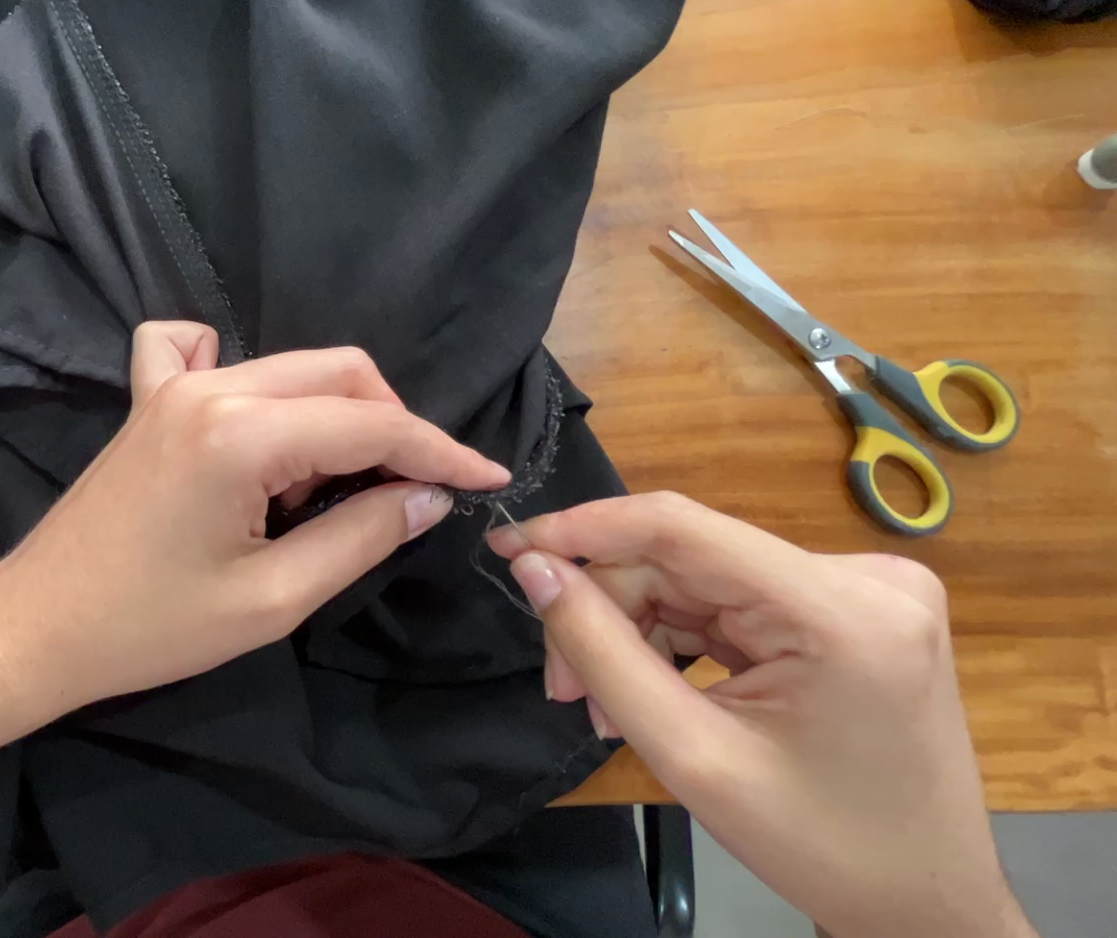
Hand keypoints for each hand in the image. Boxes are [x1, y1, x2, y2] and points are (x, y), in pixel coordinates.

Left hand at [0, 321, 509, 712]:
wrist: (41, 624)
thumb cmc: (152, 627)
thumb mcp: (272, 600)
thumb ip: (359, 538)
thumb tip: (425, 496)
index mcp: (240, 435)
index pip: (371, 423)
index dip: (440, 450)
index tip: (485, 477)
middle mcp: (209, 387)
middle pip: (336, 373)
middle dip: (391, 424)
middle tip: (409, 489)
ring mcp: (170, 384)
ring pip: (287, 367)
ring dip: (331, 413)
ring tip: (328, 487)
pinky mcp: (146, 398)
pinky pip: (197, 349)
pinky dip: (242, 370)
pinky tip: (248, 417)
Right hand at [486, 493, 1033, 937]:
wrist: (921, 903)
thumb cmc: (815, 844)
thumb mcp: (686, 751)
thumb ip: (598, 648)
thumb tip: (530, 565)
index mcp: (841, 610)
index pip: (676, 525)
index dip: (578, 528)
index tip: (504, 547)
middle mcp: (855, 576)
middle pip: (672, 559)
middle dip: (602, 615)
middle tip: (562, 686)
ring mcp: (850, 587)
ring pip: (681, 577)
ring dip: (627, 633)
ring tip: (599, 704)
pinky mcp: (834, 603)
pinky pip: (710, 596)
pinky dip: (663, 638)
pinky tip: (645, 686)